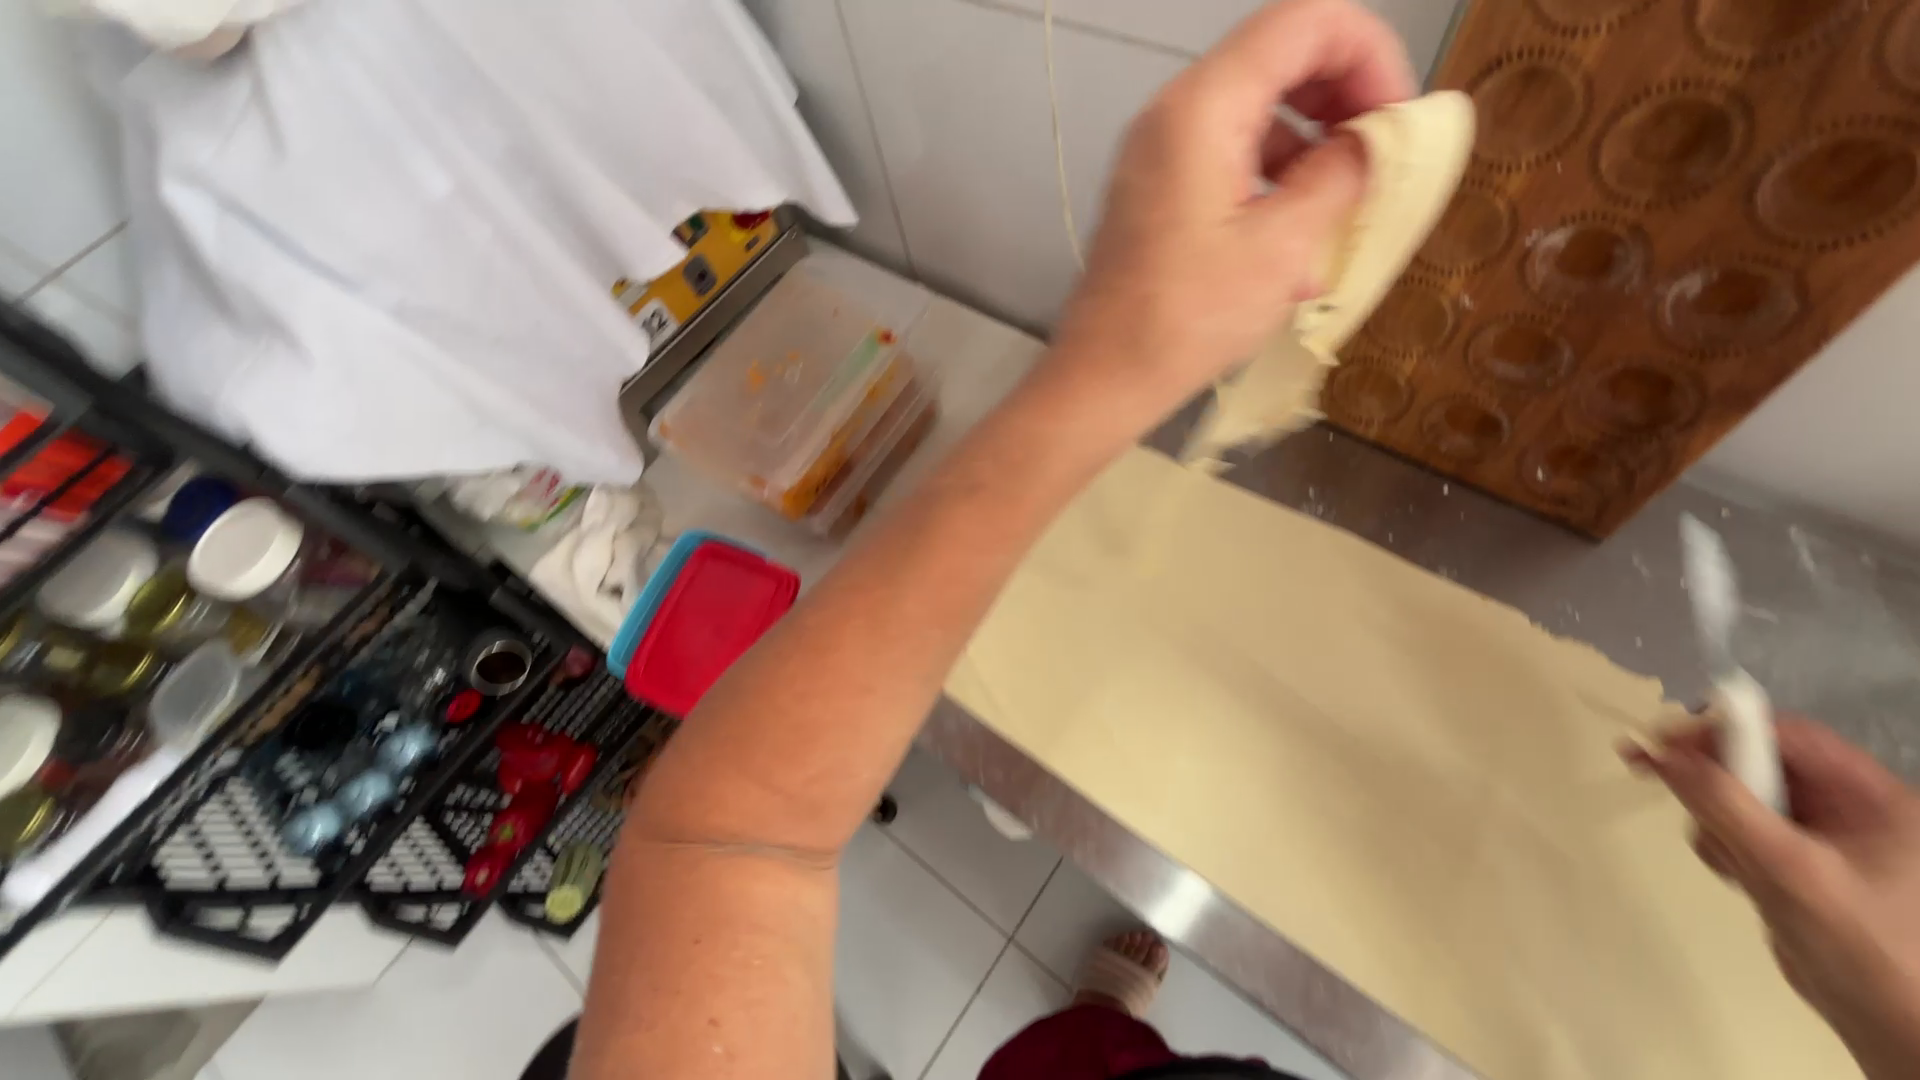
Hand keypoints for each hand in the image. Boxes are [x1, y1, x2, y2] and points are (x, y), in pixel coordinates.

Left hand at [1044, 0, 1414, 427]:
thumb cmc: (1188, 318)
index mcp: (1202, 107)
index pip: (1306, 20)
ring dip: (1309, 154)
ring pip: (1256, 115)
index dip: (1369, 54)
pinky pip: (1227, 160)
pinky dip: (1270, 185)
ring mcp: (1157, 153)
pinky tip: (1291, 251)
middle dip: (1342, 101)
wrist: (1105, 377)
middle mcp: (1172, 114)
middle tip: (1376, 161)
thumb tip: (1376, 139)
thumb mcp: (1283, 246)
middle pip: (1279, 60)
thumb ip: (1343, 173)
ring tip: (1335, 222)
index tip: (1396, 118)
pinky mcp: (1155, 192)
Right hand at [1625, 717, 1919, 1079]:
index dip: (1722, 730)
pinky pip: (1743, 829)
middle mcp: (1852, 808)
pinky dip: (1724, 844)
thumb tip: (1662, 751)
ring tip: (1726, 858)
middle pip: (1759, 762)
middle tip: (1644, 768)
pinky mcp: (1801, 862)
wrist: (1896, 1030)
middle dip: (1707, 776)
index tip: (1661, 741)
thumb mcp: (1787, 869)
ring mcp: (1827, 836)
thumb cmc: (1863, 945)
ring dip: (1714, 819)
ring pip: (1741, 796)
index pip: (1786, 734)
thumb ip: (1724, 804)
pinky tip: (1738, 875)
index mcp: (1873, 798)